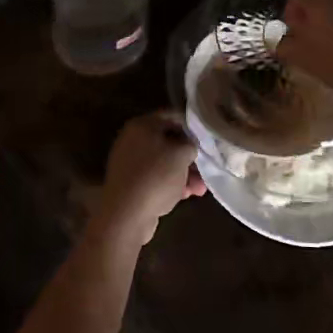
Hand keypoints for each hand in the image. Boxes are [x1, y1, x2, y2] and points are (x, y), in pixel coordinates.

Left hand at [95, 111, 205, 244]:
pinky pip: (156, 177)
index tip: (207, 139)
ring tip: (200, 189)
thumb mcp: (182, 155)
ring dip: (184, 173)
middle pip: (169, 142)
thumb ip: (191, 144)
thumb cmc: (156, 177)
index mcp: (142, 125)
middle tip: (205, 169)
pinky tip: (186, 195)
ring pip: (164, 162)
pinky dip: (171, 183)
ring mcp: (130, 162)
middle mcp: (133, 139)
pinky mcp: (131, 183)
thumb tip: (189, 145)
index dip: (192, 127)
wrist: (125, 216)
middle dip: (189, 157)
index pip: (172, 117)